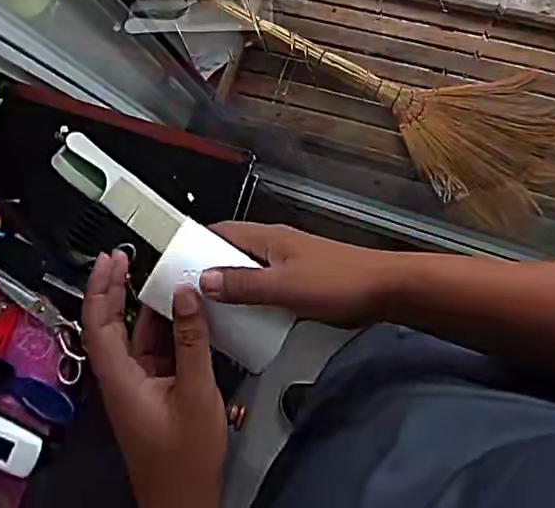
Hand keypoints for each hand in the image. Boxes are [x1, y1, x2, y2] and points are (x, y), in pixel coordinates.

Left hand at [82, 252, 226, 507]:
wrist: (186, 500)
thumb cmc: (183, 463)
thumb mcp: (196, 393)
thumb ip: (192, 340)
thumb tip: (186, 297)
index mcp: (122, 381)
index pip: (98, 325)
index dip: (99, 289)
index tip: (109, 261)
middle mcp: (124, 378)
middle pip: (111, 324)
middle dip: (115, 287)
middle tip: (124, 257)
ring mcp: (139, 382)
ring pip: (136, 332)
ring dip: (146, 303)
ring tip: (161, 275)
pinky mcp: (156, 386)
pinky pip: (156, 344)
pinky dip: (167, 322)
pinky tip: (182, 309)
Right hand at [201, 223, 399, 325]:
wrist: (381, 290)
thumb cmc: (338, 282)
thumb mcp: (284, 287)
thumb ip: (244, 285)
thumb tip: (204, 280)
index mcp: (269, 238)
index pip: (222, 231)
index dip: (195, 243)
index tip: (172, 262)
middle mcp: (275, 246)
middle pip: (231, 253)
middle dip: (208, 270)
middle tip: (185, 294)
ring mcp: (287, 264)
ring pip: (247, 273)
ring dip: (229, 288)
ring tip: (208, 312)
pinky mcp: (298, 283)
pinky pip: (263, 288)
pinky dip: (249, 301)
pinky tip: (243, 322)